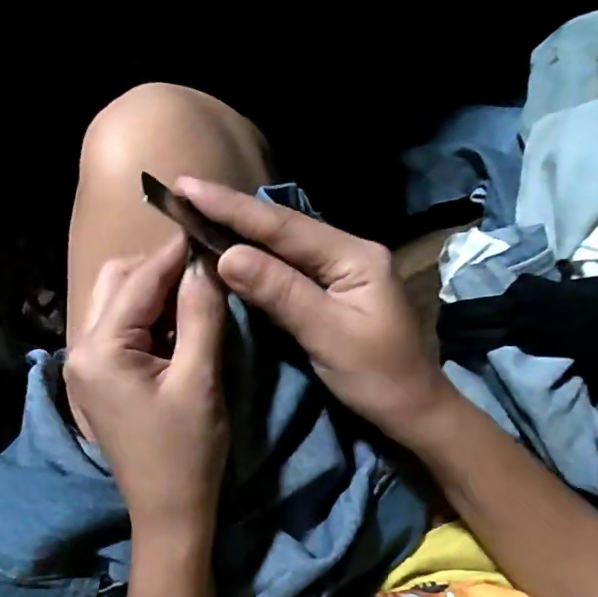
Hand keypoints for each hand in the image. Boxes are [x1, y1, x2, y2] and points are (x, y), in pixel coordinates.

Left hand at [64, 237, 228, 529]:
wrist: (169, 512)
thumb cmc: (188, 451)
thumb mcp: (201, 379)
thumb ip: (201, 314)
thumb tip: (207, 261)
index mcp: (100, 349)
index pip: (140, 280)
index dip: (177, 251)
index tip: (208, 226)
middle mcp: (81, 349)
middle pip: (117, 282)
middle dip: (160, 269)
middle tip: (206, 271)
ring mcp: (85, 366)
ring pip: (117, 303)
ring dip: (154, 292)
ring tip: (197, 296)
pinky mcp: (99, 379)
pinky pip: (120, 330)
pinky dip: (148, 318)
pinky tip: (179, 325)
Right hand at [176, 177, 455, 446]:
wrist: (415, 410)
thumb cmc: (378, 377)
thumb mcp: (328, 335)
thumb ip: (280, 292)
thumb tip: (228, 255)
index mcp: (355, 256)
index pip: (285, 227)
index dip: (232, 208)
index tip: (186, 186)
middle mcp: (352, 253)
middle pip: (285, 229)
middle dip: (234, 211)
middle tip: (182, 190)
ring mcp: (347, 272)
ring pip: (288, 246)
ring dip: (245, 230)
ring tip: (200, 210)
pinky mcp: (339, 292)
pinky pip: (293, 267)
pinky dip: (262, 258)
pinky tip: (236, 248)